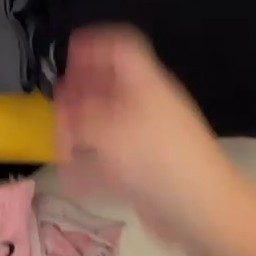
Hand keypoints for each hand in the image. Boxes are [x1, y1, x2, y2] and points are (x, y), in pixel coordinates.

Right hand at [54, 26, 240, 245]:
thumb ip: (80, 118)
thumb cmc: (156, 158)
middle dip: (81, 97)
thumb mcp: (110, 130)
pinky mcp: (144, 175)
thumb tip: (65, 115)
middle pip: (110, 90)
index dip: (92, 47)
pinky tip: (72, 177)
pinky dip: (91, 167)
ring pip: (108, 129)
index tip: (67, 57)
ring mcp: (146, 143)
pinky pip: (111, 164)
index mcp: (145, 84)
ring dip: (82, 134)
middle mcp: (146, 109)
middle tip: (58, 108)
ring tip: (60, 145)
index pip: (119, 50)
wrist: (197, 207)